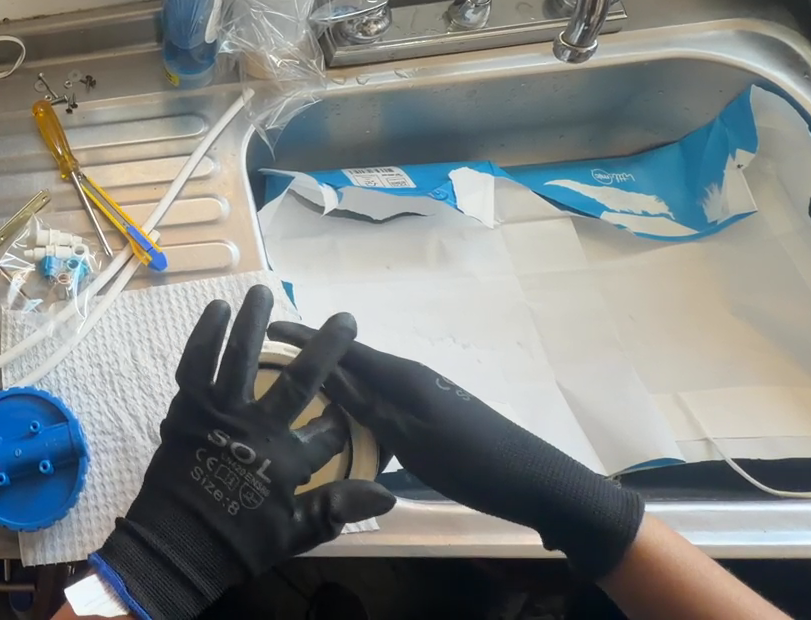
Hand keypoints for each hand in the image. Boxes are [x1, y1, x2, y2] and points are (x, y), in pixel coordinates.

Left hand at [92, 287, 394, 619]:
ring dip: (254, 322)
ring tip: (264, 292)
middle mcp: (255, 427)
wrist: (177, 541)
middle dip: (324, 350)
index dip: (345, 415)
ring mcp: (217, 410)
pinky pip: (195, 360)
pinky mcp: (187, 403)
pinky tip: (217, 309)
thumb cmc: (238, 540)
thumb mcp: (295, 534)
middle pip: (297, 380)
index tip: (354, 402)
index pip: (329, 432)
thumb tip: (388, 492)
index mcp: (286, 461)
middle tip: (343, 322)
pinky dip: (205, 333)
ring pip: (239, 356)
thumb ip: (337, 509)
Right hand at [269, 321, 643, 578]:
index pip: (341, 347)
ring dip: (339, 387)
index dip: (303, 336)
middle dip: (315, 359)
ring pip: (368, 384)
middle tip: (276, 367)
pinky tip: (351, 430)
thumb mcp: (408, 437)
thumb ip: (363, 403)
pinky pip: (384, 401)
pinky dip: (361, 407)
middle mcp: (407, 375)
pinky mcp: (431, 412)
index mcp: (399, 376)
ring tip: (305, 400)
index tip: (269, 326)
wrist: (541, 485)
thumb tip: (321, 369)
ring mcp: (421, 393)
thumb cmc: (470, 462)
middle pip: (352, 361)